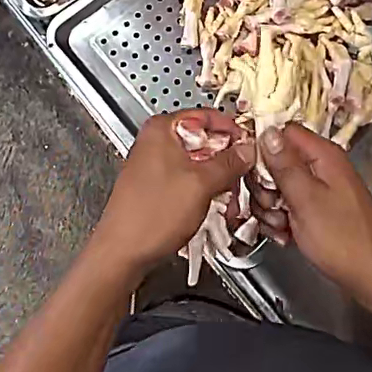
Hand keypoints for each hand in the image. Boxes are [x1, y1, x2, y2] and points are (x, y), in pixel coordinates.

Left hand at [89, 109, 254, 275]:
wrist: (121, 256)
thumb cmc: (149, 217)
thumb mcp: (202, 183)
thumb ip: (230, 161)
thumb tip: (248, 149)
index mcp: (163, 129)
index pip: (209, 115)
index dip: (233, 131)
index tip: (250, 146)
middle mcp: (156, 141)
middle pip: (205, 139)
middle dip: (227, 160)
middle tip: (242, 174)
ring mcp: (156, 163)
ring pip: (200, 161)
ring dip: (218, 178)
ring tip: (229, 197)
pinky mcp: (157, 184)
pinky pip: (189, 178)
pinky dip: (205, 189)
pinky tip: (213, 205)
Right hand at [257, 124, 371, 303]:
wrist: (368, 274)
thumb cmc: (341, 238)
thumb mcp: (305, 199)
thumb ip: (284, 165)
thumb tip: (268, 132)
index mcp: (324, 155)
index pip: (284, 133)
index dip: (264, 150)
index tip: (256, 173)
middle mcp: (323, 166)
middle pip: (278, 161)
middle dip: (266, 186)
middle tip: (272, 206)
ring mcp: (321, 188)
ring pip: (280, 186)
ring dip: (272, 207)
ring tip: (281, 225)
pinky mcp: (318, 208)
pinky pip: (289, 204)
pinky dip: (282, 219)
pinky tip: (286, 234)